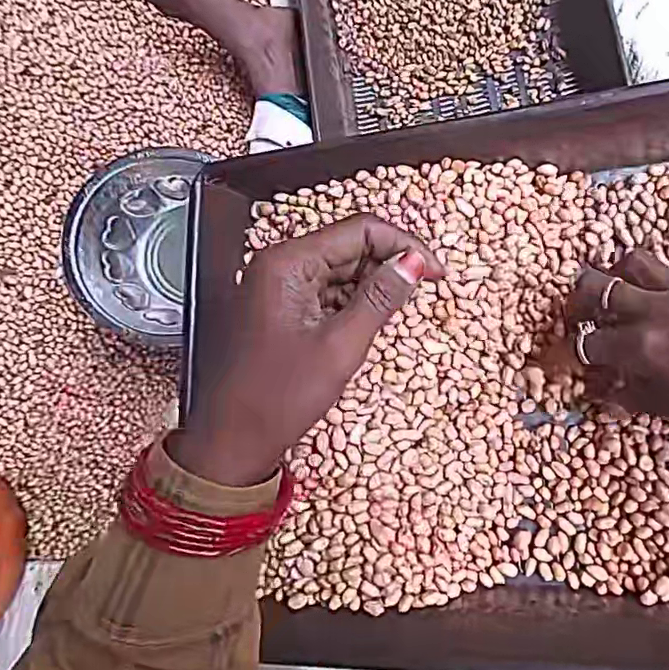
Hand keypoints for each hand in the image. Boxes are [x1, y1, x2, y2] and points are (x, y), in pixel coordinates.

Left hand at [173, 214, 444, 485]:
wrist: (233, 439)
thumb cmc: (277, 399)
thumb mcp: (341, 346)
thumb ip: (380, 299)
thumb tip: (413, 263)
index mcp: (288, 264)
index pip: (359, 230)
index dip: (404, 246)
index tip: (435, 271)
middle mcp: (280, 266)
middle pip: (350, 246)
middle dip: (390, 265)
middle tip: (423, 291)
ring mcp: (279, 287)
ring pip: (342, 270)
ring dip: (374, 286)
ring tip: (394, 315)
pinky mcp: (282, 308)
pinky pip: (328, 292)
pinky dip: (354, 304)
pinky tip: (367, 325)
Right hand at [566, 250, 668, 443]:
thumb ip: (631, 394)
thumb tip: (602, 387)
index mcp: (646, 349)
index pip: (590, 342)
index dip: (576, 351)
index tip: (575, 357)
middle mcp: (656, 311)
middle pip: (596, 287)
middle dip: (576, 302)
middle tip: (574, 315)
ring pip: (630, 263)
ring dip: (612, 275)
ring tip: (609, 293)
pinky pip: (664, 266)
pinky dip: (646, 275)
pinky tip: (647, 292)